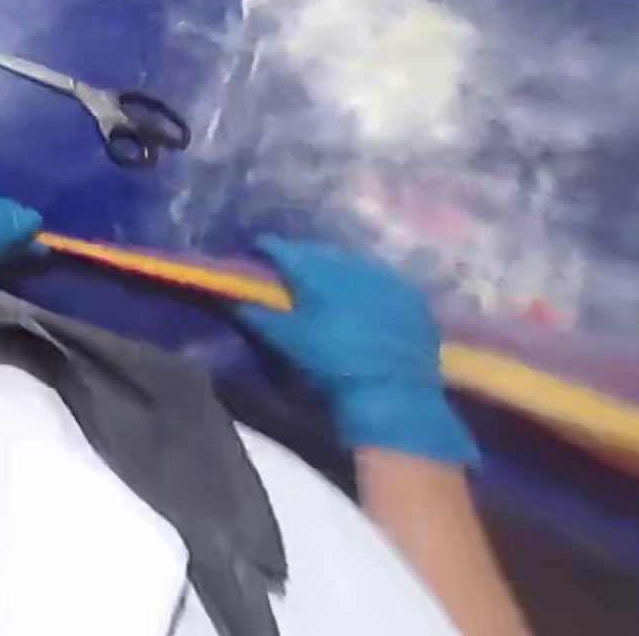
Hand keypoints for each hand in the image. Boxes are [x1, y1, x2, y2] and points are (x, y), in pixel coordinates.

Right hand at [237, 237, 478, 465]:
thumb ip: (251, 311)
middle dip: (298, 255)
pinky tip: (361, 293)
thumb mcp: (280, 336)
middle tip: (287, 270)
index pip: (278, 246)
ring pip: (349, 258)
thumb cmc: (327, 359)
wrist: (392, 393)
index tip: (254, 255)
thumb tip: (227, 297)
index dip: (262, 248)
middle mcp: (347, 266)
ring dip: (333, 264)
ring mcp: (384, 279)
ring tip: (324, 278)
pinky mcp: (410, 297)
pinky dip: (365, 278)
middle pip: (314, 249)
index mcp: (312, 271)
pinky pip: (382, 274)